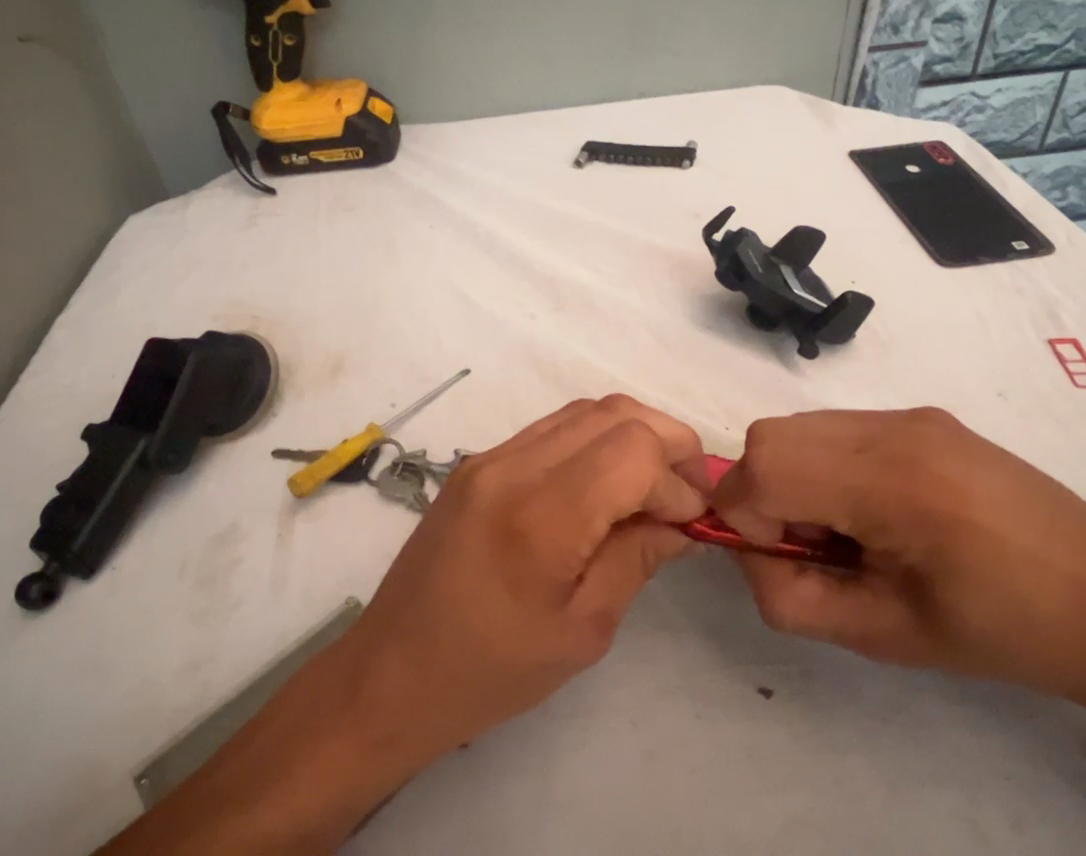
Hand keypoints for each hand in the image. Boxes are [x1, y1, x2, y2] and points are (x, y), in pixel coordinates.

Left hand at [343, 394, 709, 754]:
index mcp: (542, 514)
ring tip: (654, 490)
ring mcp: (488, 459)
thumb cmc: (491, 670)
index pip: (635, 449)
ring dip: (632, 437)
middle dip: (668, 444)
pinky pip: (550, 430)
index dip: (679, 479)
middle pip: (615, 413)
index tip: (694, 523)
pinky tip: (605, 489)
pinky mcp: (476, 465)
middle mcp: (512, 466)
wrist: (391, 673)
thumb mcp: (583, 630)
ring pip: (583, 412)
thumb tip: (684, 520)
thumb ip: (637, 559)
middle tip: (687, 496)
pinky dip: (593, 443)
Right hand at [712, 408, 1085, 711]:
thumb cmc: (1000, 633)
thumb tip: (747, 551)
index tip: (785, 562)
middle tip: (812, 548)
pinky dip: (824, 465)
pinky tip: (876, 512)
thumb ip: (789, 596)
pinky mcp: (926, 418)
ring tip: (848, 532)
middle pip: (768, 436)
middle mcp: (897, 428)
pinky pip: (837, 428)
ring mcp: (914, 416)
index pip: (762, 466)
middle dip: (762, 494)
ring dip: (792, 478)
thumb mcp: (881, 635)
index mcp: (893, 482)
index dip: (744, 518)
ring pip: (799, 427)